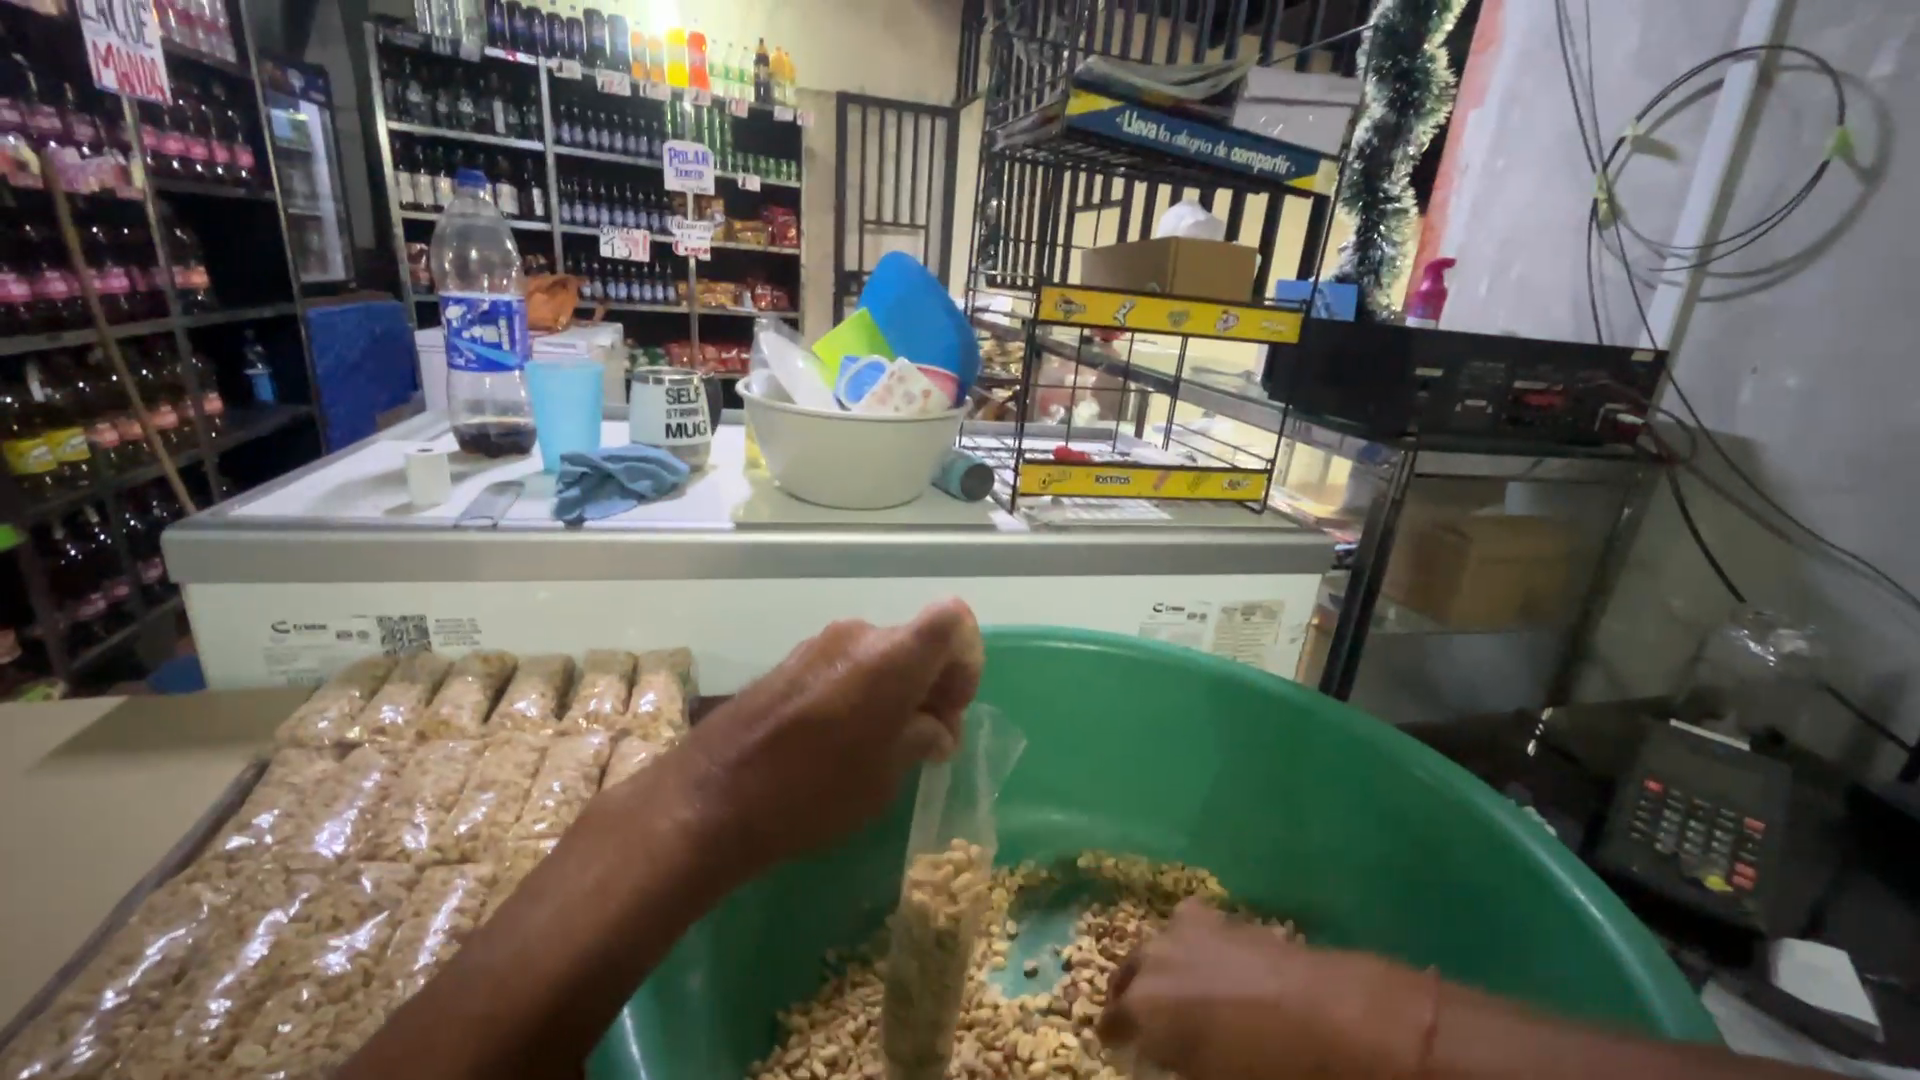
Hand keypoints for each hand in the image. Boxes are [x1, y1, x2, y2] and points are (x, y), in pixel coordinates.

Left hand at [678, 598, 983, 871]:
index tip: (948, 711)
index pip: (955, 620)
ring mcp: (820, 643)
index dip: (966, 662)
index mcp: (892, 657)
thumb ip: (922, 738)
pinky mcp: (791, 660)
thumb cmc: (814, 792)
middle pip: (919, 641)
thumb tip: (934, 728)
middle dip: (933, 684)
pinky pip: (848, 663)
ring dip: (897, 689)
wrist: (711, 797)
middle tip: (924, 741)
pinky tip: (844, 737)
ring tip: (883, 744)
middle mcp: (859, 635)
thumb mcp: (885, 776)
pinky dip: (863, 689)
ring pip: (883, 653)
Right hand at [1099, 899, 1436, 1079]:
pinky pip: (1187, 927)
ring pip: (1155, 948)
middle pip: (1127, 976)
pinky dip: (1191, 943)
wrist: (1333, 1017)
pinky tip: (1211, 959)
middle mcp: (1152, 959)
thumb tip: (1176, 1054)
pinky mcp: (1218, 916)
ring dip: (1160, 967)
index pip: (1112, 1023)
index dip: (1116, 1037)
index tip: (1121, 1047)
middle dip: (1132, 997)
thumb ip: (1179, 1063)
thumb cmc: (1268, 1070)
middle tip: (1148, 1020)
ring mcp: (1184, 930)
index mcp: (1144, 1007)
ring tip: (1180, 990)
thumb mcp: (1209, 1078)